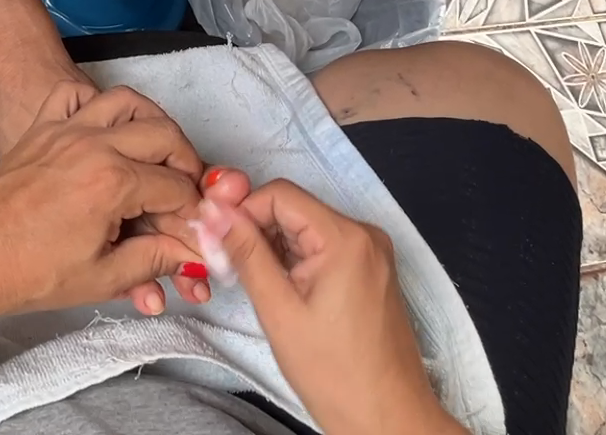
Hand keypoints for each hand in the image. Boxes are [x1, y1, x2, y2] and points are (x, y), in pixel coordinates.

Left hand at [0, 84, 206, 320]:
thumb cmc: (32, 274)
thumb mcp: (102, 277)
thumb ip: (155, 261)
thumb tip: (191, 255)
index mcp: (112, 182)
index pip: (176, 186)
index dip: (194, 209)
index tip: (197, 225)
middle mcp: (93, 144)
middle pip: (164, 134)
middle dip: (187, 160)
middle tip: (188, 188)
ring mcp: (66, 129)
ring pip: (126, 101)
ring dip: (152, 121)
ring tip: (159, 151)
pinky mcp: (43, 127)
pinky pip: (75, 95)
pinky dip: (96, 102)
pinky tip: (104, 129)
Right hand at [204, 175, 463, 434]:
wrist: (392, 424)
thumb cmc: (335, 374)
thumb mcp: (278, 309)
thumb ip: (245, 251)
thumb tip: (212, 210)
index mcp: (345, 237)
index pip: (279, 193)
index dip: (244, 212)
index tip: (222, 243)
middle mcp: (364, 232)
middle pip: (293, 208)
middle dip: (258, 231)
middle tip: (235, 268)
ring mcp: (372, 251)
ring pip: (305, 226)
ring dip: (276, 247)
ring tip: (264, 287)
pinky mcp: (372, 268)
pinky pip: (323, 244)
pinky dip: (297, 259)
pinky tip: (287, 291)